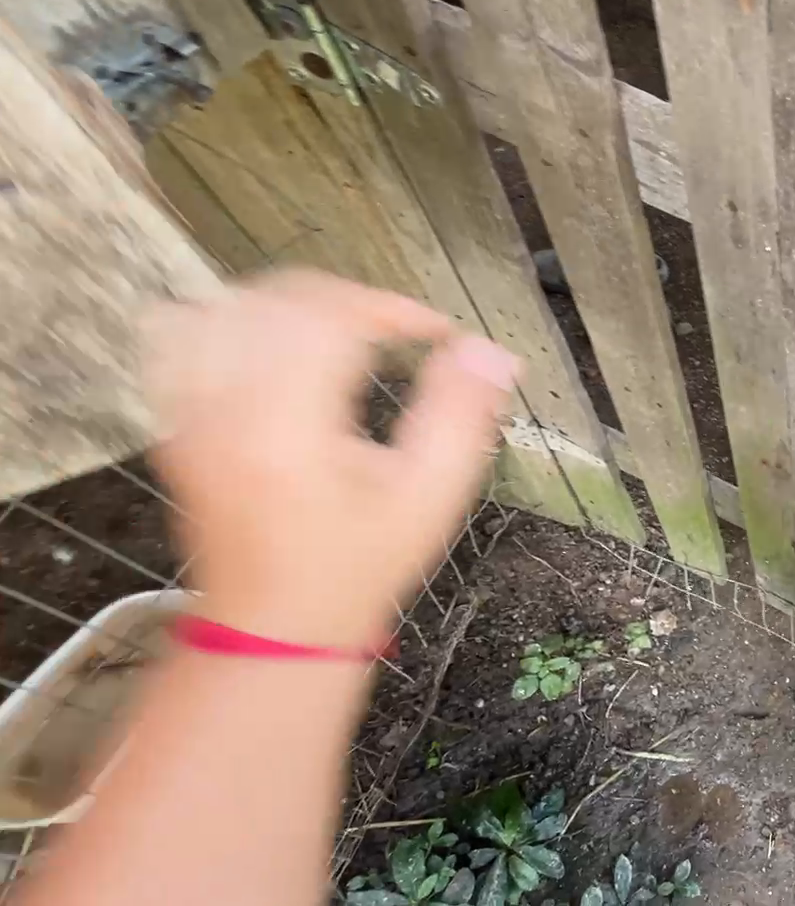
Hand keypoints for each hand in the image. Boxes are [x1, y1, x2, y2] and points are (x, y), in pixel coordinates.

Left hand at [145, 270, 517, 647]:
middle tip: (399, 327)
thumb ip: (462, 415)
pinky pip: (180, 342)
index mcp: (288, 427)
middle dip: (349, 299)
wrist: (277, 621)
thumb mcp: (433, 494)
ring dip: (293, 303)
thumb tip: (491, 351)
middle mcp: (224, 412)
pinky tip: (279, 342)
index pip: (329, 320)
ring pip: (220, 312)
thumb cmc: (364, 561)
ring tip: (347, 326)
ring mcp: (188, 418)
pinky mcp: (176, 428)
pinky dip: (235, 322)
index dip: (393, 309)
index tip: (438, 332)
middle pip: (272, 302)